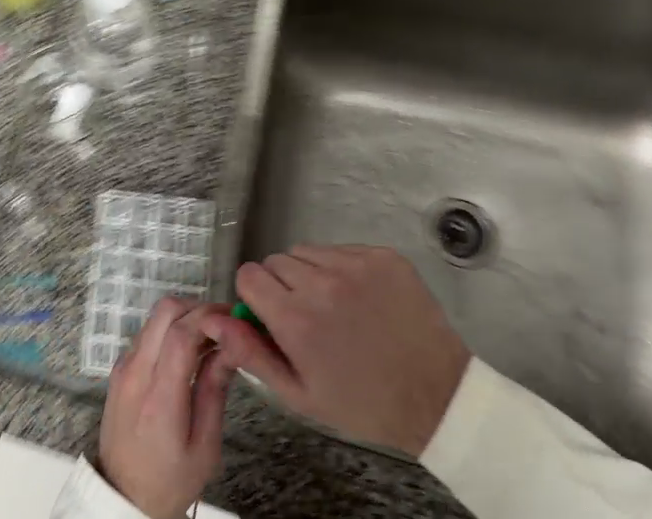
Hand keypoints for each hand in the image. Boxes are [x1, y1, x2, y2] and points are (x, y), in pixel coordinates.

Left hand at [97, 296, 233, 518]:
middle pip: (164, 312)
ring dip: (183, 318)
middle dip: (198, 308)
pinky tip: (189, 352)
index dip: (209, 317)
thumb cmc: (170, 479)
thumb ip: (214, 392)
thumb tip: (230, 348)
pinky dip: (169, 331)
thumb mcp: (204, 446)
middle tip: (224, 326)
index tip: (235, 319)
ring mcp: (123, 367)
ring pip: (154, 319)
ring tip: (211, 339)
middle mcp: (135, 372)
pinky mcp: (118, 369)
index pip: (181, 333)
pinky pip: (146, 334)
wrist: (122, 495)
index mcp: (159, 396)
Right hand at [200, 244, 470, 456]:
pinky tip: (361, 299)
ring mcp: (356, 265)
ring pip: (307, 252)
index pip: (249, 275)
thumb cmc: (361, 402)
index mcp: (296, 319)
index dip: (256, 297)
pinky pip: (341, 249)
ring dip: (310, 274)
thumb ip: (251, 353)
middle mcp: (322, 283)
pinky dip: (342, 268)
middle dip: (282, 285)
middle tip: (307, 317)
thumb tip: (213, 320)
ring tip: (335, 307)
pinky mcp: (383, 256)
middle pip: (276, 261)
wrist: (437, 396)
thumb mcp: (298, 393)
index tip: (273, 317)